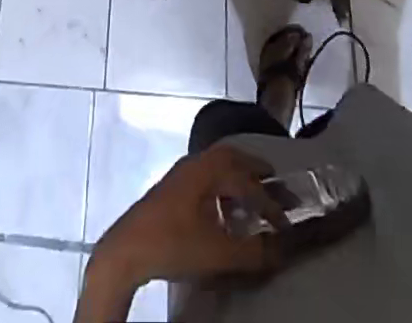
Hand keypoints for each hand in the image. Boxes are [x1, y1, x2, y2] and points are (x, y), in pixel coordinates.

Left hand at [91, 144, 289, 287]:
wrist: (125, 251)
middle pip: (232, 159)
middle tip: (275, 183)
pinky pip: (205, 178)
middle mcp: (195, 163)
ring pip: (217, 167)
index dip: (271, 203)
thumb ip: (253, 252)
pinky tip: (224, 211)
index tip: (285, 222)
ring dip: (237, 179)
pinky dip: (221, 187)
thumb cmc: (172, 244)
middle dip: (255, 171)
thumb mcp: (218, 252)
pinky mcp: (171, 188)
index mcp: (209, 169)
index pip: (249, 182)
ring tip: (252, 200)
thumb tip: (279, 251)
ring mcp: (180, 174)